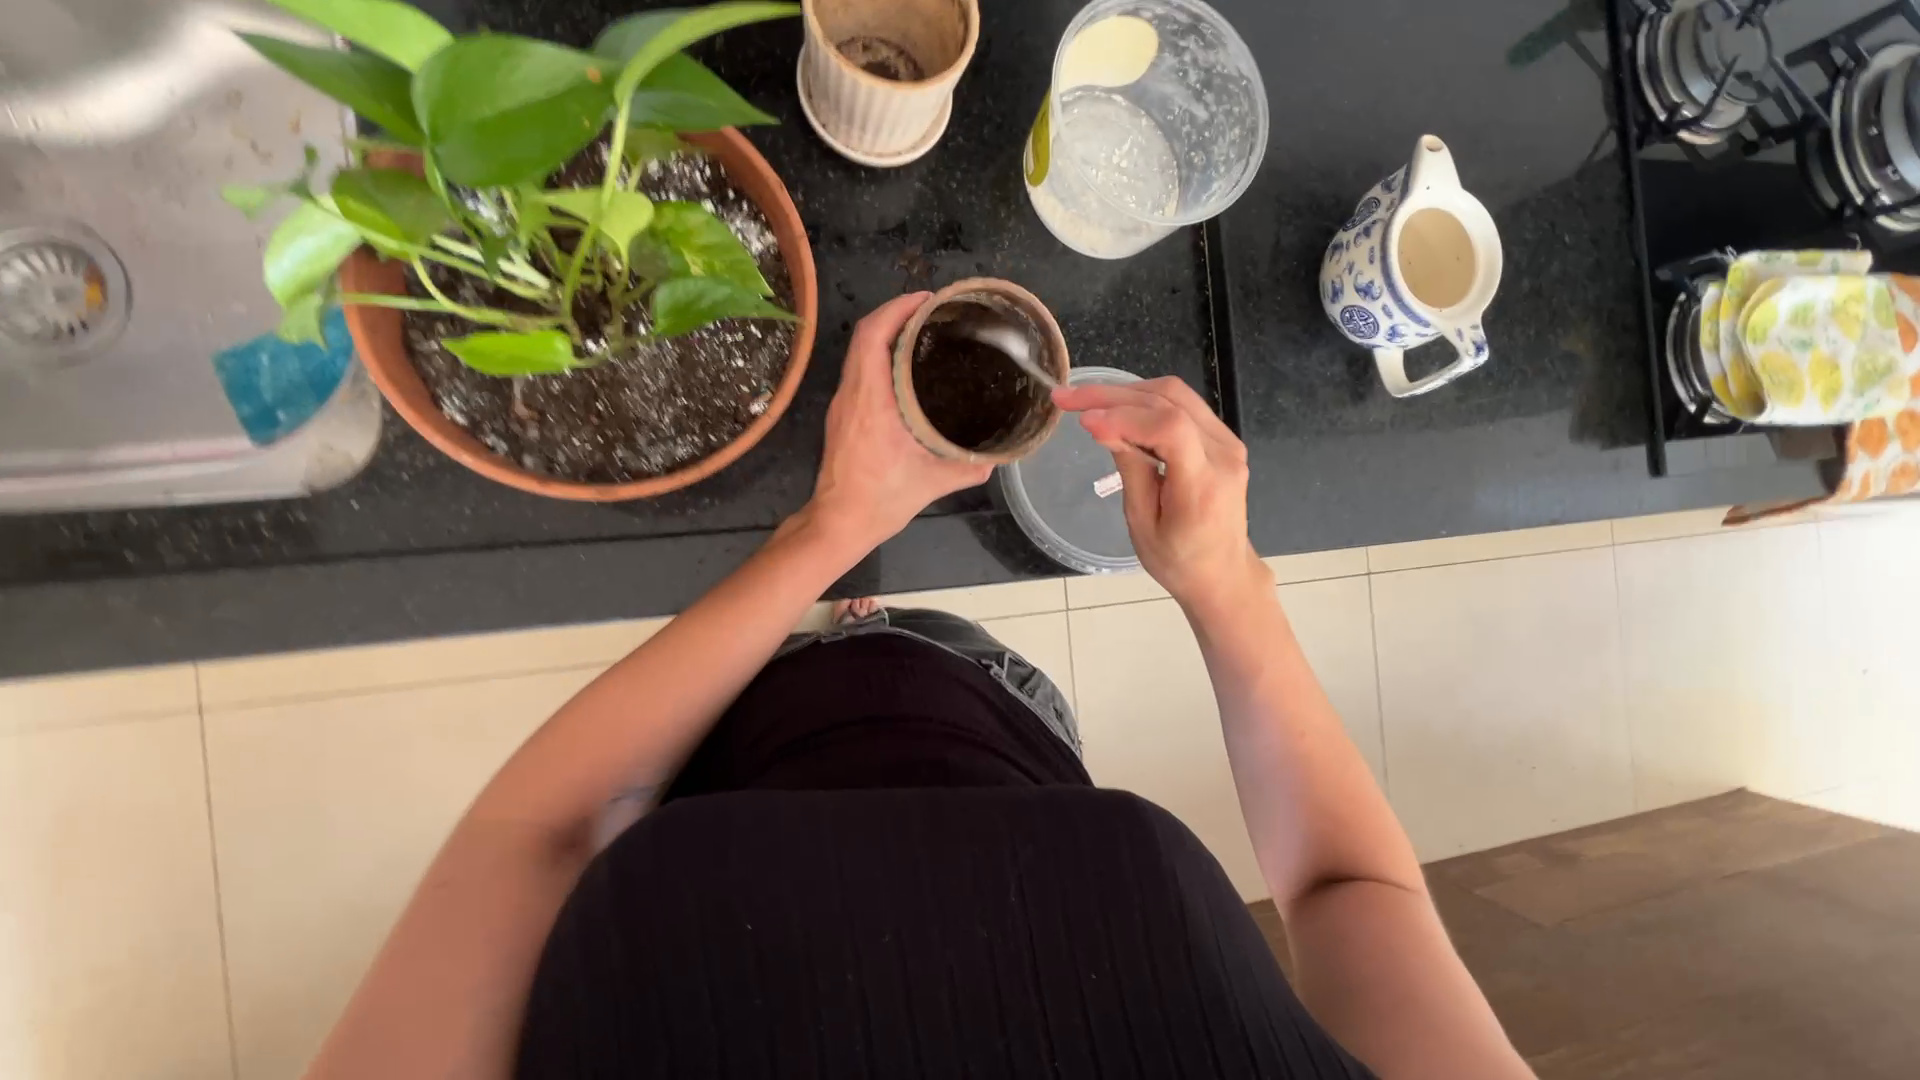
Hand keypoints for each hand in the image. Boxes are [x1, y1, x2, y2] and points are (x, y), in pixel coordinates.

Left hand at [801, 292, 991, 551]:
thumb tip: (996, 459)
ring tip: (920, 334)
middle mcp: (851, 394)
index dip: (897, 309)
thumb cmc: (879, 500)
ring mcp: (842, 405)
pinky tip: (903, 370)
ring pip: (858, 353)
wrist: (838, 523)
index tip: (926, 300)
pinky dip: (878, 357)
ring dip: (884, 335)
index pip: (874, 336)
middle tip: (930, 312)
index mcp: (871, 400)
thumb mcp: (932, 483)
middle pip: (864, 336)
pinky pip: (858, 372)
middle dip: (894, 314)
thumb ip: (967, 468)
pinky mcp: (841, 418)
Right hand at [1052, 377, 1267, 611]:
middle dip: (1113, 395)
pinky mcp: (1223, 438)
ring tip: (1087, 401)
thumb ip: (1129, 469)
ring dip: (1128, 393)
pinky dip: (1146, 402)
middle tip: (1068, 399)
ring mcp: (1227, 442)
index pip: (1169, 428)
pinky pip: (1183, 405)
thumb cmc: (1177, 561)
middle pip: (1169, 401)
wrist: (1222, 573)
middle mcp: (1223, 454)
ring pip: (1175, 395)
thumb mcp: (1141, 524)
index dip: (1123, 416)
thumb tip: (1101, 425)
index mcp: (1202, 485)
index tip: (1083, 419)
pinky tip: (1118, 410)